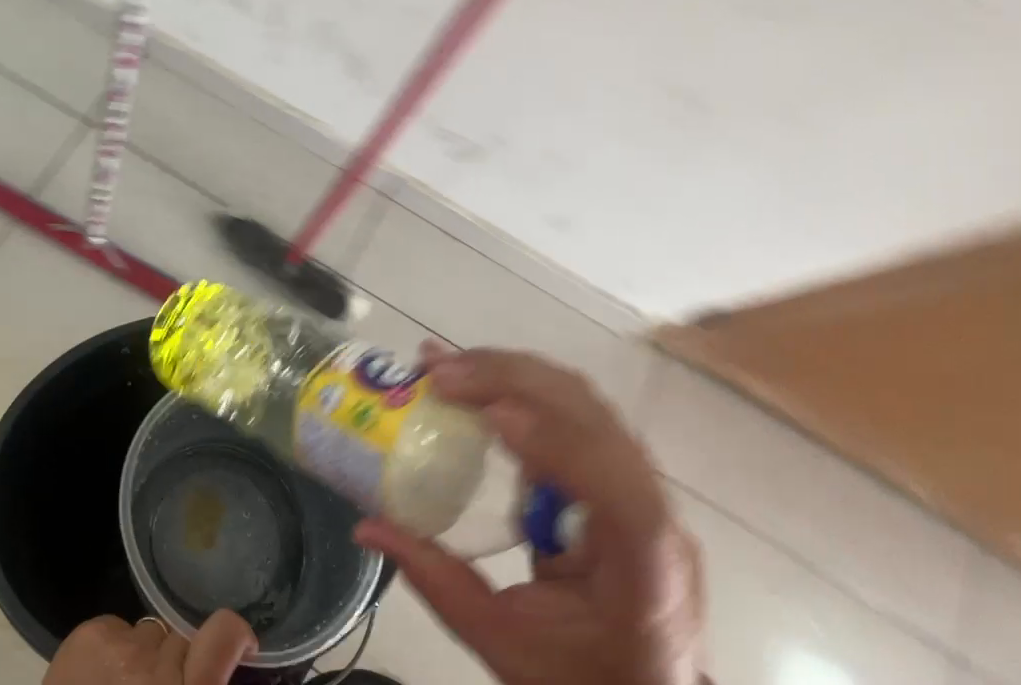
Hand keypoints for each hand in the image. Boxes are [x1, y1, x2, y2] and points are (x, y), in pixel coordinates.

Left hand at [43, 610, 256, 684]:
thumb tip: (212, 673)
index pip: (224, 636)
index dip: (235, 634)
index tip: (240, 644)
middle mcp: (160, 666)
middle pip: (183, 635)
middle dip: (175, 659)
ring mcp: (124, 647)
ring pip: (148, 631)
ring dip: (141, 655)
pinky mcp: (92, 633)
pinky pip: (116, 625)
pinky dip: (111, 648)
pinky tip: (97, 678)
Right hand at [355, 347, 705, 684]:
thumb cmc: (581, 676)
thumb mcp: (504, 644)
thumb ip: (438, 582)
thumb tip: (366, 525)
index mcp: (642, 566)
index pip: (615, 491)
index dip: (558, 443)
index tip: (488, 416)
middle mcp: (654, 511)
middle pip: (595, 421)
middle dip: (512, 381)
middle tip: (435, 372)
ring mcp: (641, 485)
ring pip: (584, 403)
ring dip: (511, 372)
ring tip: (444, 366)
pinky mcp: (617, 472)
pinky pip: (571, 413)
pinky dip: (520, 388)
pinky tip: (474, 384)